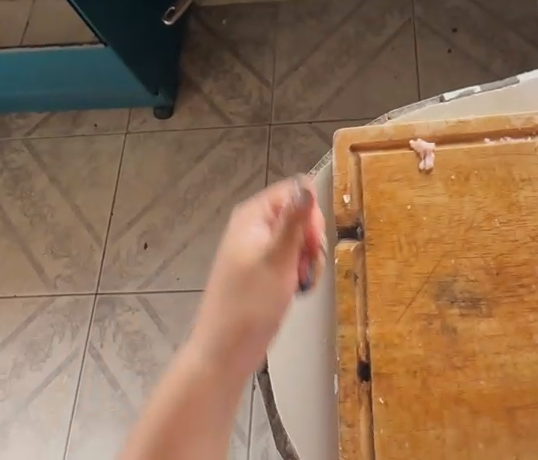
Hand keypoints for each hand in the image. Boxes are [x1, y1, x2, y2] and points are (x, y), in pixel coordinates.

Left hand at [189, 177, 325, 380]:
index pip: (294, 191)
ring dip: (307, 261)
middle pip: (298, 216)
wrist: (224, 354)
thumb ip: (295, 220)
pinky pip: (289, 259)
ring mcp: (256, 249)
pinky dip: (298, 273)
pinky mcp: (261, 270)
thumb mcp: (279, 259)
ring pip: (297, 240)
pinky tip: (296, 291)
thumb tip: (306, 183)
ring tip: (300, 284)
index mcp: (252, 215)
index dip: (310, 214)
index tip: (313, 242)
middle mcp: (253, 226)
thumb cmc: (251, 305)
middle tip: (307, 268)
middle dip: (311, 241)